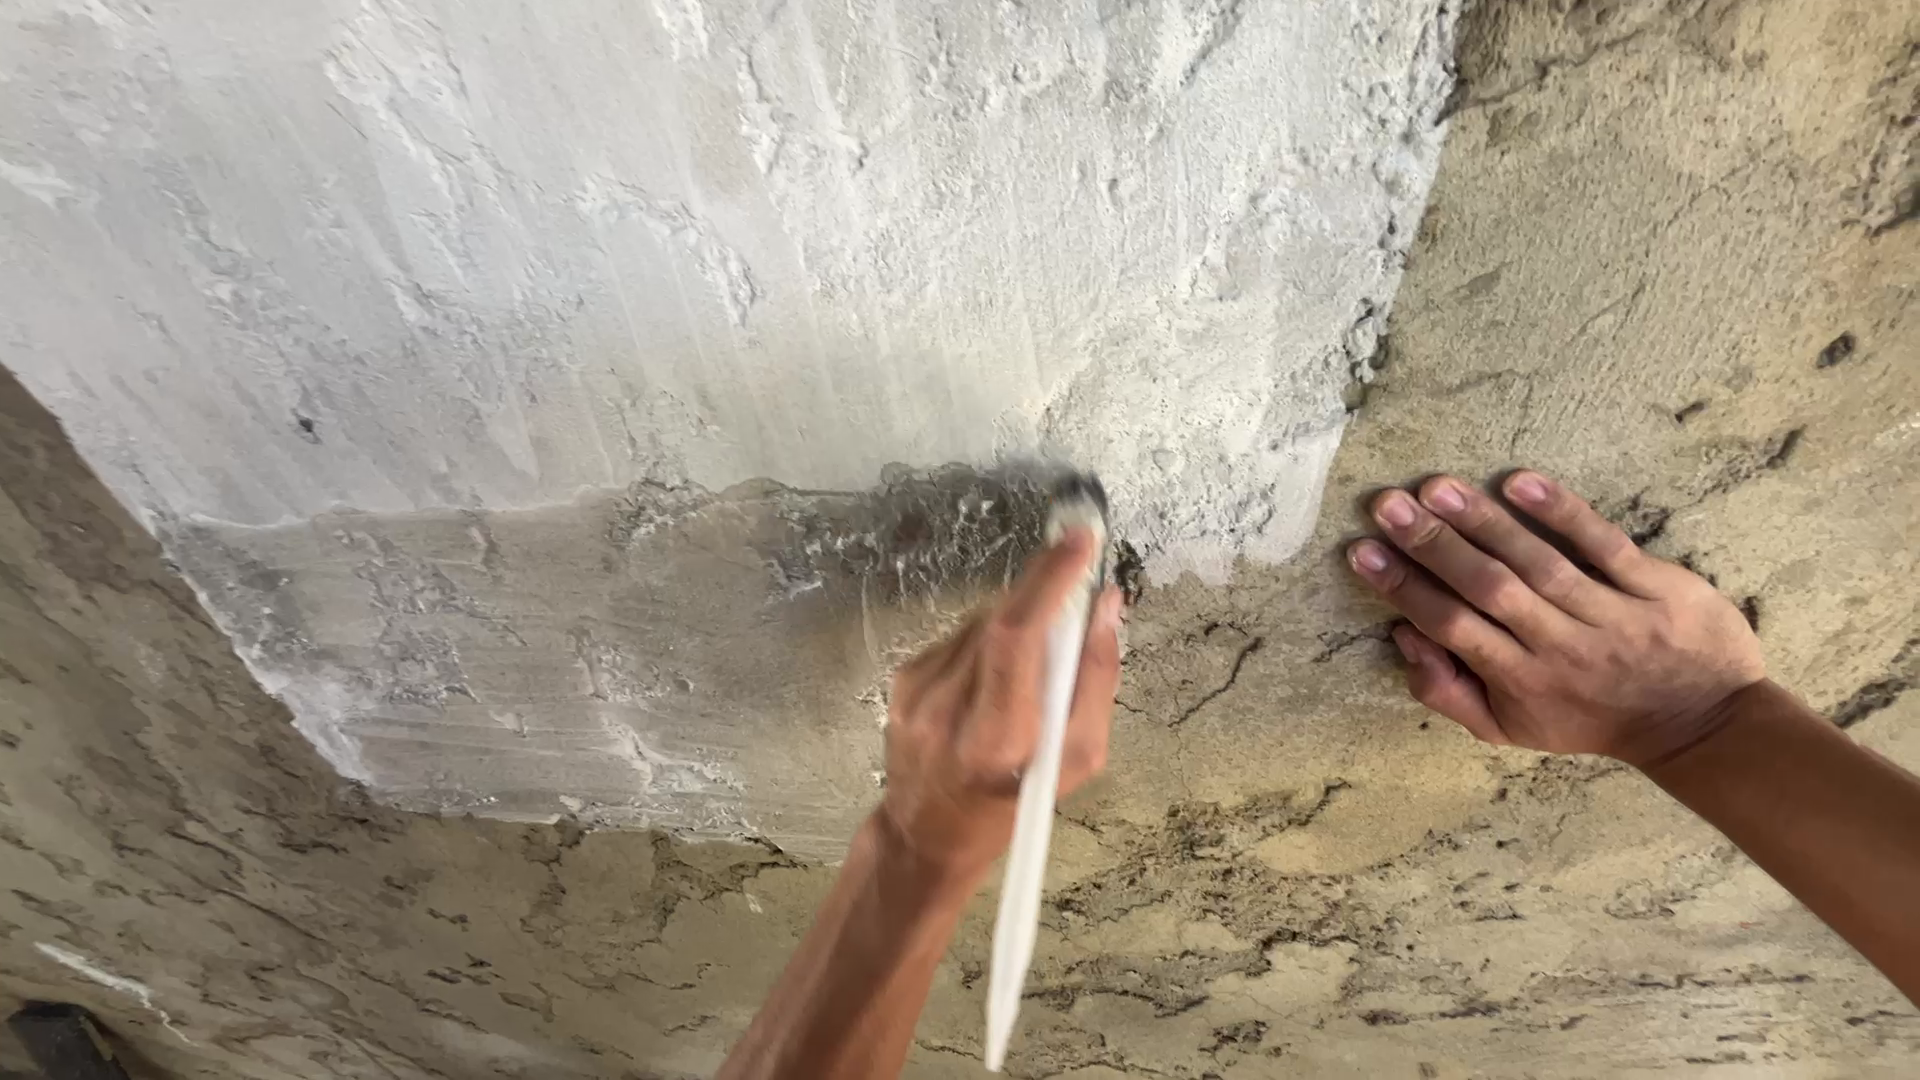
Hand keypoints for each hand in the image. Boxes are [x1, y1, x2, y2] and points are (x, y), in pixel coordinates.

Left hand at [877, 528, 1123, 886]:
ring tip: (1028, 666)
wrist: (926, 832)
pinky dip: (989, 641)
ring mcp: (917, 689)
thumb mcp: (1077, 761)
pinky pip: (960, 636)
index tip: (1079, 542)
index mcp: (997, 735)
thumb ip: (1096, 679)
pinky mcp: (904, 677)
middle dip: (1043, 589)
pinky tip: (993, 677)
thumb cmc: (1013, 806)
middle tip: (1073, 584)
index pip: (1016, 635)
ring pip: (981, 621)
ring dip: (1016, 622)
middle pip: (999, 617)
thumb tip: (1105, 605)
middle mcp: (946, 705)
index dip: (1048, 581)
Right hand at [1346, 470, 1765, 767]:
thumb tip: (1403, 634)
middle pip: (1486, 588)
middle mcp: (1558, 645)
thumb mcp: (1503, 729)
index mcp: (1517, 678)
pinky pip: (1605, 545)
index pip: (1449, 625)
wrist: (1704, 727)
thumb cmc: (1582, 719)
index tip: (1360, 551)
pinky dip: (1562, 512)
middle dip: (1431, 544)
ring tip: (1434, 487)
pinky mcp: (1659, 587)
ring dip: (1482, 521)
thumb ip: (1442, 690)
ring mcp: (1610, 613)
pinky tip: (1518, 481)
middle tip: (1386, 505)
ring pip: (1537, 562)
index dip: (1402, 587)